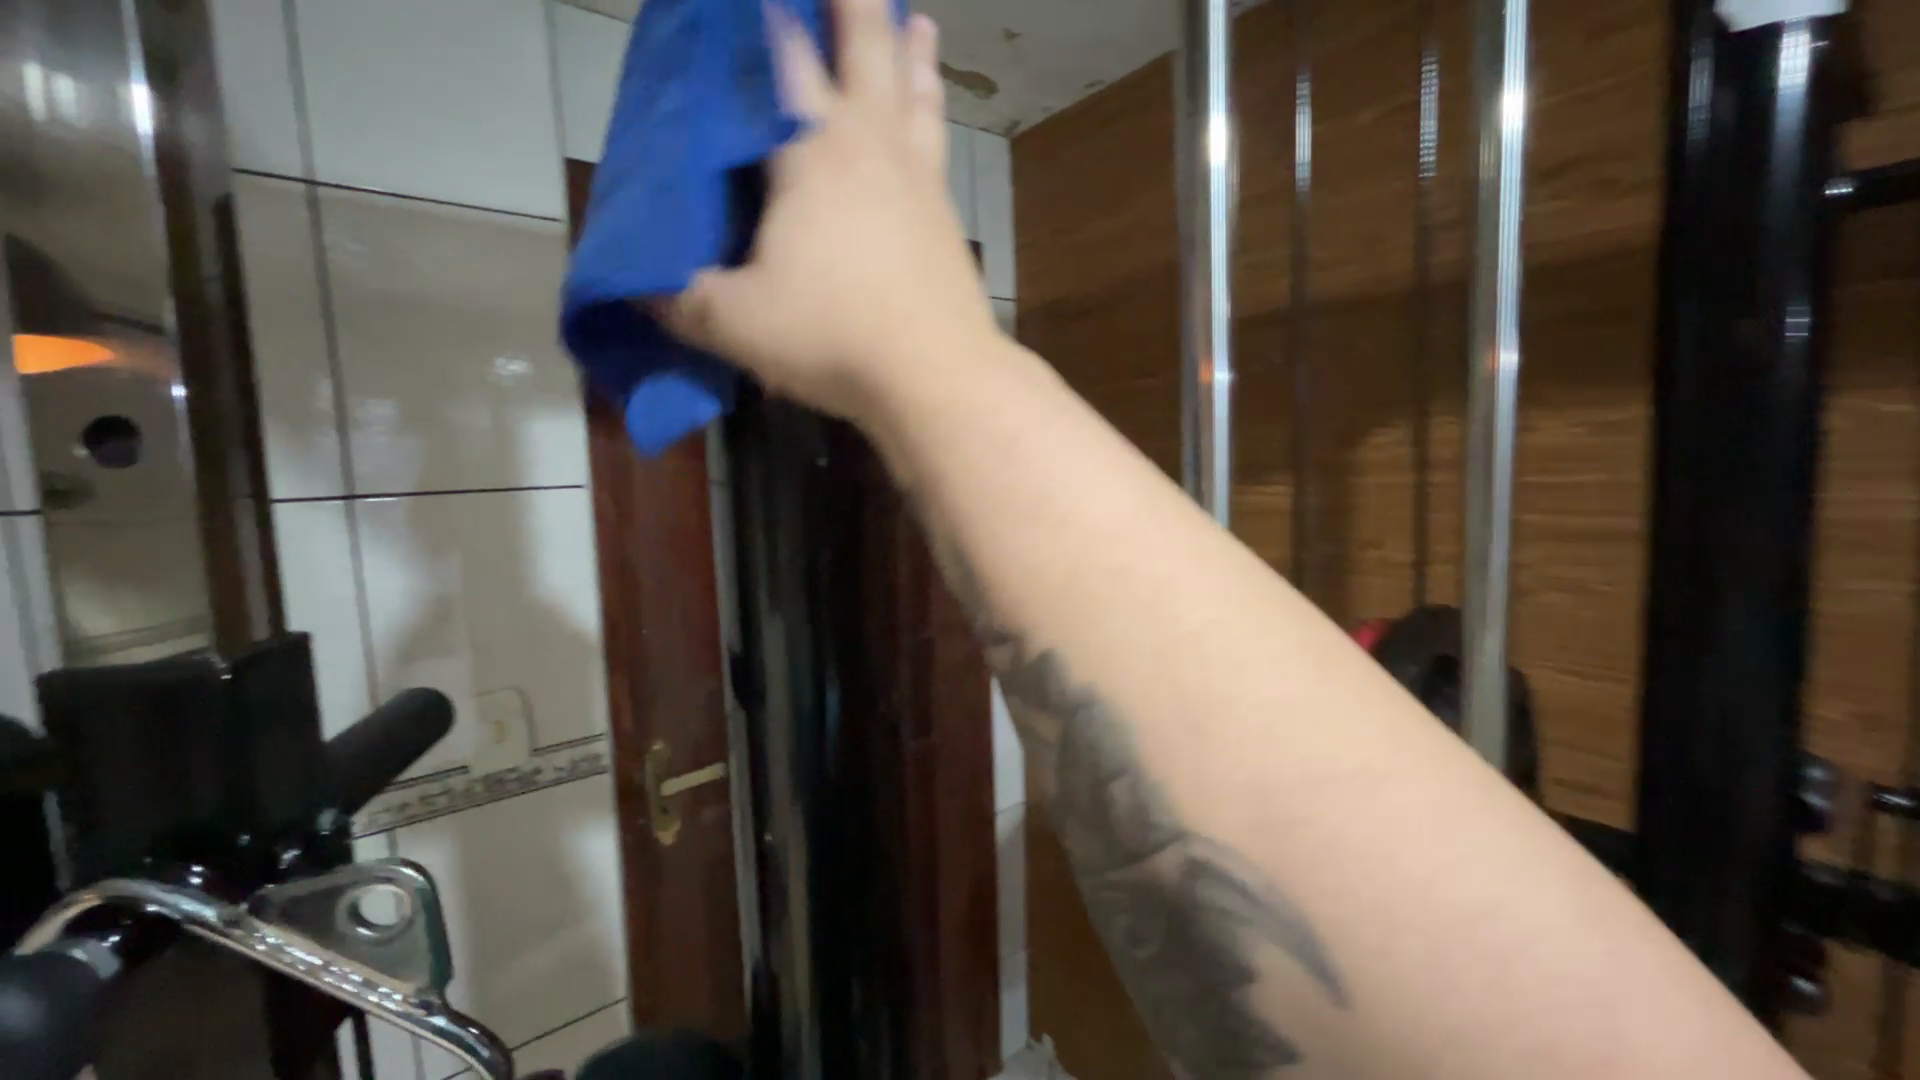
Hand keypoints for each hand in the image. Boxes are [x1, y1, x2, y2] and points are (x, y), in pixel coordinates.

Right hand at [657, 0, 999, 424]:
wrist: (937, 376)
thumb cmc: (834, 339)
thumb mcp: (735, 324)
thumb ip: (680, 300)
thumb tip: (637, 289)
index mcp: (812, 153)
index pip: (782, 58)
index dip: (764, 17)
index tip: (752, 1)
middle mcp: (871, 146)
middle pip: (865, 49)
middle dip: (851, 5)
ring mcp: (918, 177)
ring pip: (914, 91)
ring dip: (907, 49)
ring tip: (912, 18)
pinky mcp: (946, 214)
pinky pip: (936, 139)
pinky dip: (931, 108)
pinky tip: (930, 112)